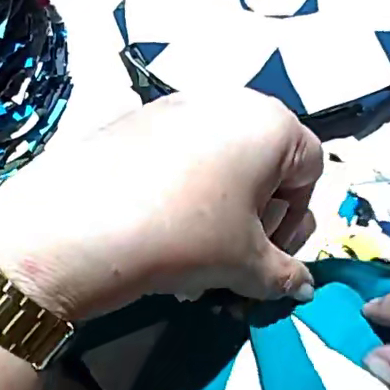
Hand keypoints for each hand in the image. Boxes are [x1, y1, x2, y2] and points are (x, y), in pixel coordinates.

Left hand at [0, 91, 320, 320]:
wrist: (79, 227)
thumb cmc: (188, 236)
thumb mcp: (247, 264)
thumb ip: (287, 276)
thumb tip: (306, 288)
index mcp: (271, 124)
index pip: (311, 170)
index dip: (296, 219)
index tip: (266, 252)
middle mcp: (229, 101)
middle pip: (265, 166)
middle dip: (256, 219)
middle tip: (230, 258)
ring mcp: (177, 105)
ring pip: (221, 165)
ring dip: (220, 213)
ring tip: (191, 255)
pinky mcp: (136, 120)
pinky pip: (181, 157)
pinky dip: (183, 193)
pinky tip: (158, 231)